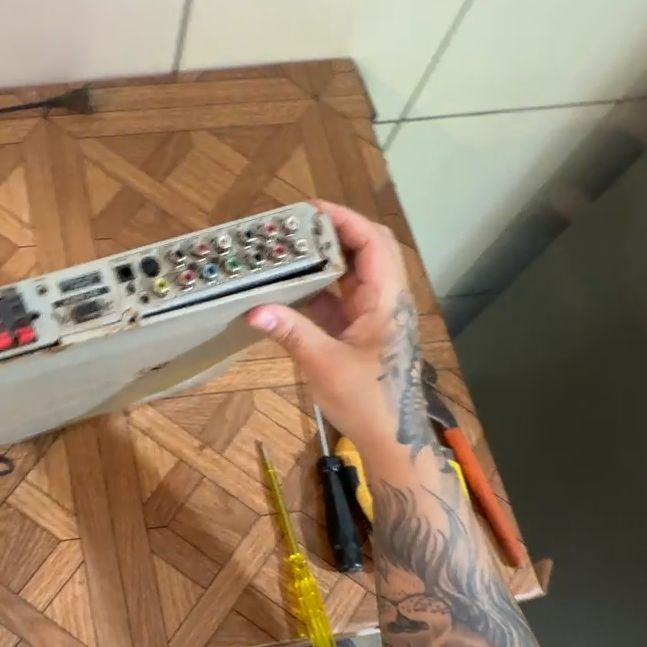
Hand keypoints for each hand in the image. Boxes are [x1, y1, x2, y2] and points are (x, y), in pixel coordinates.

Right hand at [246, 200, 417, 451]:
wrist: (392, 437)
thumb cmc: (368, 401)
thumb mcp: (324, 364)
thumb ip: (292, 332)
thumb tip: (255, 310)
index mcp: (387, 300)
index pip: (372, 243)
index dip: (345, 219)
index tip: (311, 209)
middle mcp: (386, 300)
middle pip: (368, 250)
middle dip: (336, 232)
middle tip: (298, 226)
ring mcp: (377, 316)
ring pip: (356, 274)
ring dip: (329, 259)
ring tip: (293, 249)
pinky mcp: (365, 333)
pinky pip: (344, 299)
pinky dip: (322, 288)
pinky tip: (296, 286)